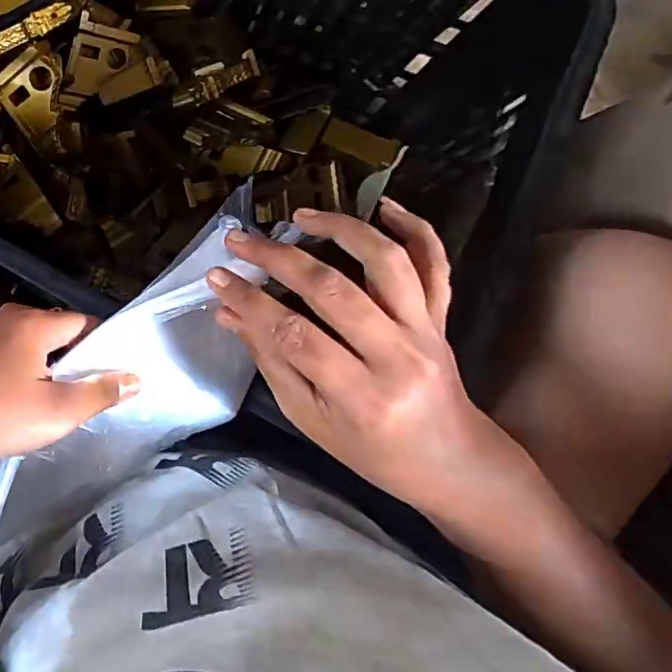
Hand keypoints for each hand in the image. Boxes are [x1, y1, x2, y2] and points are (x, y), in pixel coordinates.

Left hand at [0, 304, 139, 467]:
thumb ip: (99, 392)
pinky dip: (37, 369)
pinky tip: (38, 397)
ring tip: (67, 401)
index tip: (117, 378)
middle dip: (82, 361)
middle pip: (66, 332)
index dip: (106, 350)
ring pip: (45, 344)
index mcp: (36, 322)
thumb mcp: (57, 411)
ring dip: (59, 368)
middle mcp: (16, 316)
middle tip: (92, 396)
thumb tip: (134, 378)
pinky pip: (25, 351)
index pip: (87, 324)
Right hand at [206, 200, 535, 525]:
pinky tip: (384, 206)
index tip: (217, 277)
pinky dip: (415, 228)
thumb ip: (269, 361)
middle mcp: (398, 356)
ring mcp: (426, 331)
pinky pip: (435, 265)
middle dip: (277, 259)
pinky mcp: (442, 318)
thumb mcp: (308, 417)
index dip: (250, 301)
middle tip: (239, 240)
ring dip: (340, 229)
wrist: (454, 464)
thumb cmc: (373, 452)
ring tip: (300, 217)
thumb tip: (227, 312)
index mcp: (361, 395)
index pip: (294, 334)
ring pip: (387, 263)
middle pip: (333, 290)